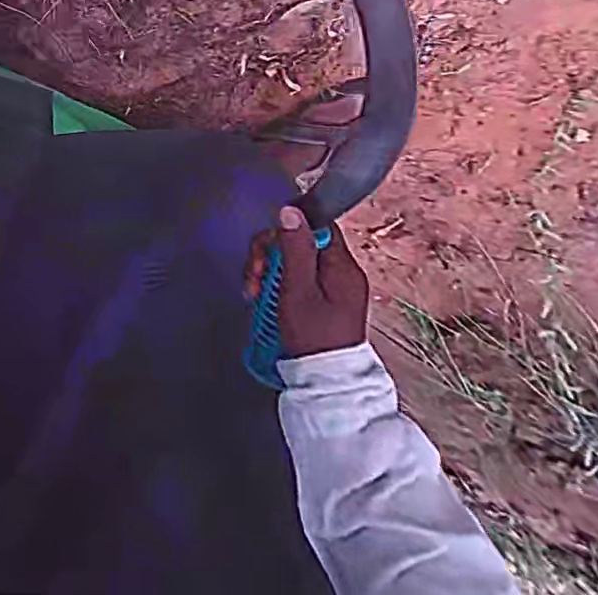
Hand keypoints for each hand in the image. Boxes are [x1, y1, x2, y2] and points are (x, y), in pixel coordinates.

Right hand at [244, 206, 369, 356]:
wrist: (327, 385)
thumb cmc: (314, 340)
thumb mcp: (298, 290)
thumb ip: (294, 249)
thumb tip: (290, 211)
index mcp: (342, 266)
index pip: (315, 225)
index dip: (286, 231)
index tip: (268, 250)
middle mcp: (341, 272)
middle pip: (300, 242)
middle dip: (270, 255)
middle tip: (256, 276)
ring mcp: (332, 287)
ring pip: (293, 260)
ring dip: (268, 271)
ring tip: (255, 293)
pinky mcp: (323, 301)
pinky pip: (296, 279)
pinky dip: (276, 285)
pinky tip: (265, 300)